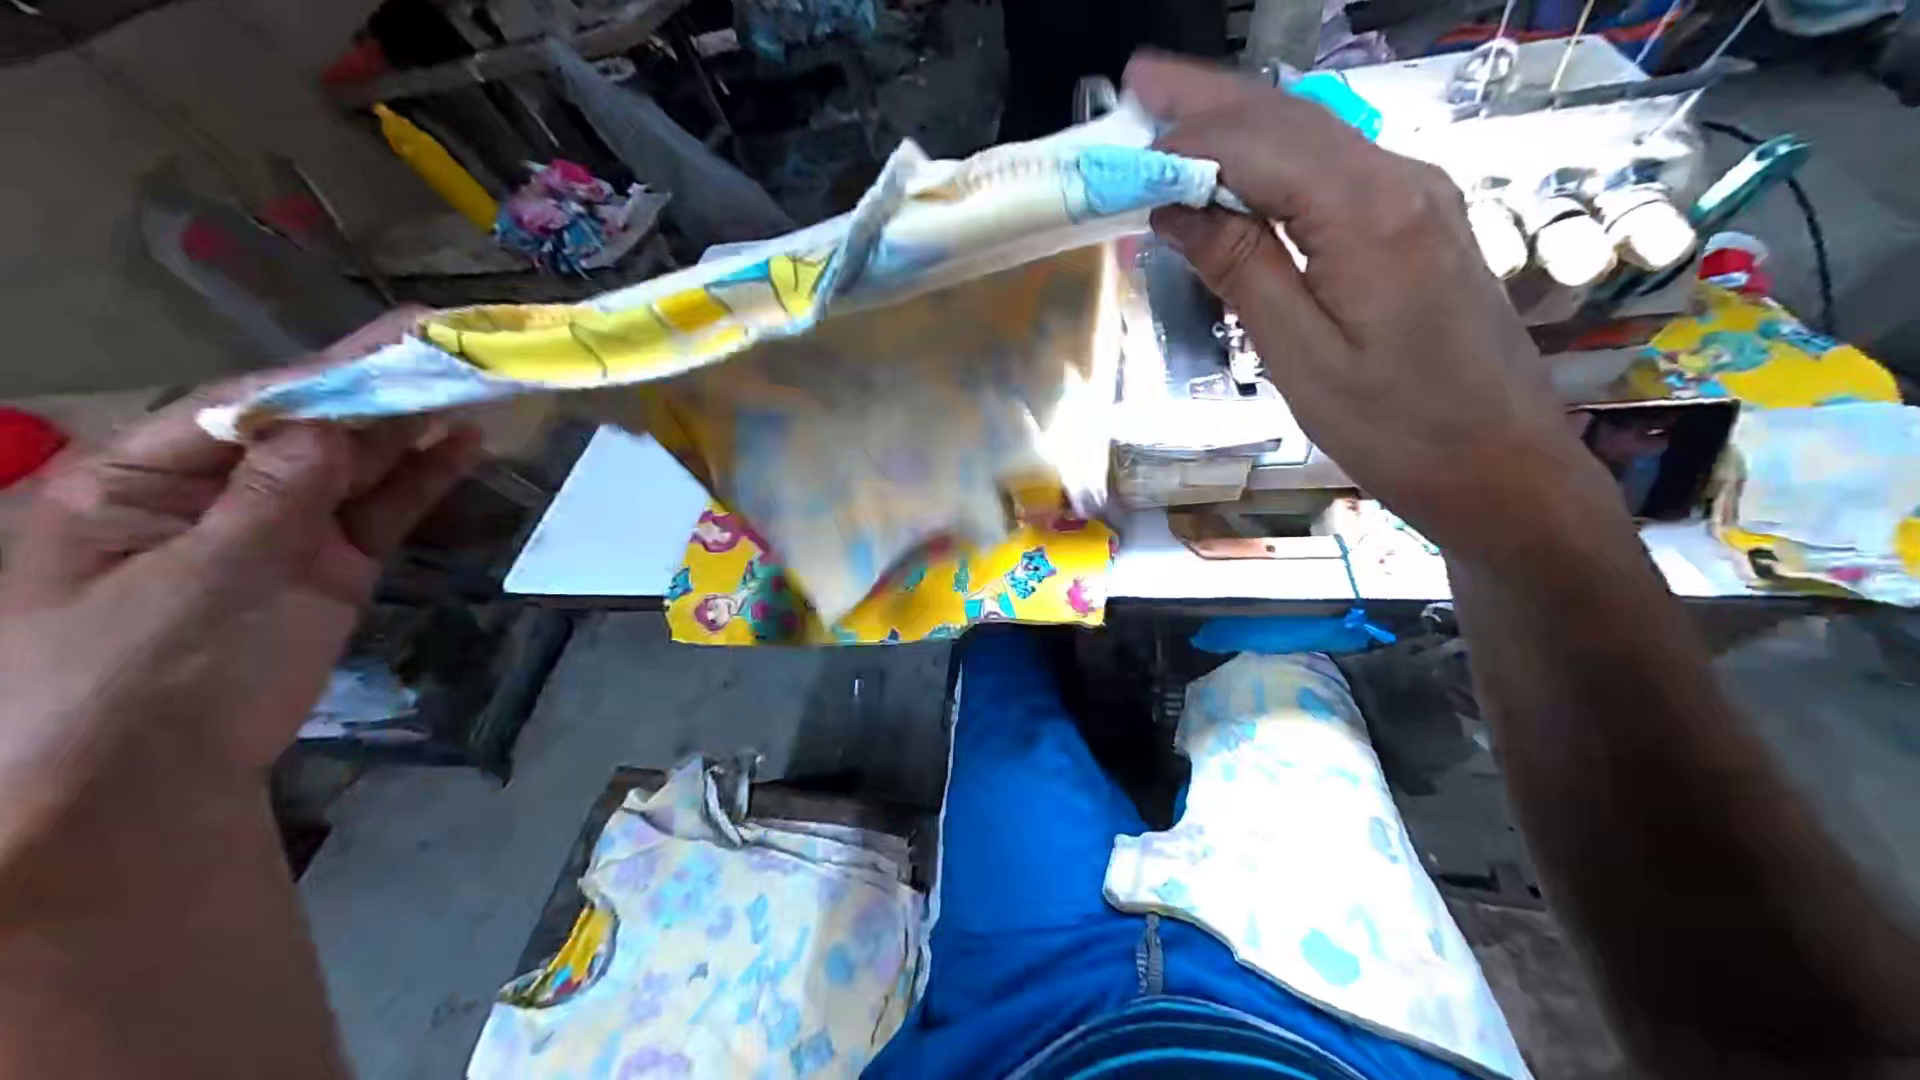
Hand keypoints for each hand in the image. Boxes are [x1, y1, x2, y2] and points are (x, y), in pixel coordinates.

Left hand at [0, 311, 480, 849]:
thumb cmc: (124, 686)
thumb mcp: (183, 587)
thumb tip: (331, 428)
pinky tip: (464, 446)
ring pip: (360, 463)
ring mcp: (284, 527)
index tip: (401, 342)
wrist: (150, 786)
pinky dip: (425, 479)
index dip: (328, 377)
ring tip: (475, 386)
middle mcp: (218, 489)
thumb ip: (263, 504)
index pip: (247, 409)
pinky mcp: (336, 562)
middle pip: (314, 427)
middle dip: (381, 390)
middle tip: (456, 347)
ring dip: (414, 427)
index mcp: (143, 478)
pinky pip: (385, 510)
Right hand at [1126, 53, 1622, 554]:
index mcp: (1368, 214)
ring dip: (1238, 122)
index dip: (1184, 139)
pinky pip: (1332, 172)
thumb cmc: (1394, 429)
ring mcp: (1415, 197)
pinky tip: (1237, 169)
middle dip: (1207, 100)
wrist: (1499, 465)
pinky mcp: (1416, 223)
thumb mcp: (1300, 359)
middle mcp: (1399, 181)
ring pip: (1313, 137)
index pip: (1258, 145)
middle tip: (1137, 82)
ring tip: (1173, 111)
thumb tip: (1178, 208)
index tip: (1121, 145)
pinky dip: (1272, 160)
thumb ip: (1242, 271)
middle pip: (1288, 119)